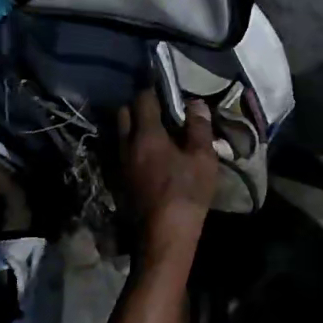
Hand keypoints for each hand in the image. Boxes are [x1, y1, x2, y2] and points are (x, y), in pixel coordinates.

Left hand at [117, 89, 217, 264]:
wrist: (164, 233)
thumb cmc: (188, 192)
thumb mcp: (203, 158)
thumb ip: (199, 128)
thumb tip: (196, 103)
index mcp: (147, 135)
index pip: (143, 100)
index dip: (154, 90)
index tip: (165, 88)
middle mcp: (127, 144)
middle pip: (124, 113)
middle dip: (138, 106)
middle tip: (159, 109)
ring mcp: (120, 163)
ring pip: (121, 134)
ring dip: (133, 127)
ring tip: (154, 131)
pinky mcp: (120, 180)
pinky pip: (122, 152)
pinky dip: (132, 146)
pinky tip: (148, 155)